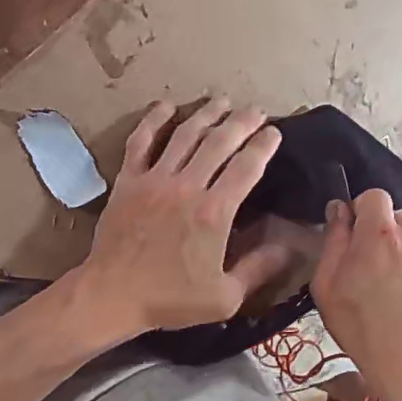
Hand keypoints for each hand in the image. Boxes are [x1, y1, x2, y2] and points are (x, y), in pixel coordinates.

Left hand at [71, 97, 288, 336]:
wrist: (112, 295)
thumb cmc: (170, 299)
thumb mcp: (225, 297)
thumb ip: (259, 268)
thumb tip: (289, 246)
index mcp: (214, 213)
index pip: (246, 167)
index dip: (264, 147)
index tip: (274, 133)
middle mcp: (186, 186)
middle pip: (220, 142)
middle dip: (242, 122)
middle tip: (256, 111)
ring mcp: (154, 179)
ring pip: (184, 135)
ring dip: (206, 114)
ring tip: (221, 101)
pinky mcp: (128, 181)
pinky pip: (141, 141)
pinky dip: (154, 120)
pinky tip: (166, 106)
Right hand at [311, 190, 401, 400]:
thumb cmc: (361, 328)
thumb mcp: (327, 286)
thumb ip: (333, 240)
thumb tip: (339, 211)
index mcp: (378, 233)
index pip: (372, 196)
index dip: (361, 211)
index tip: (354, 235)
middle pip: (392, 220)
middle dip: (379, 238)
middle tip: (369, 272)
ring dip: (401, 254)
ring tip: (394, 291)